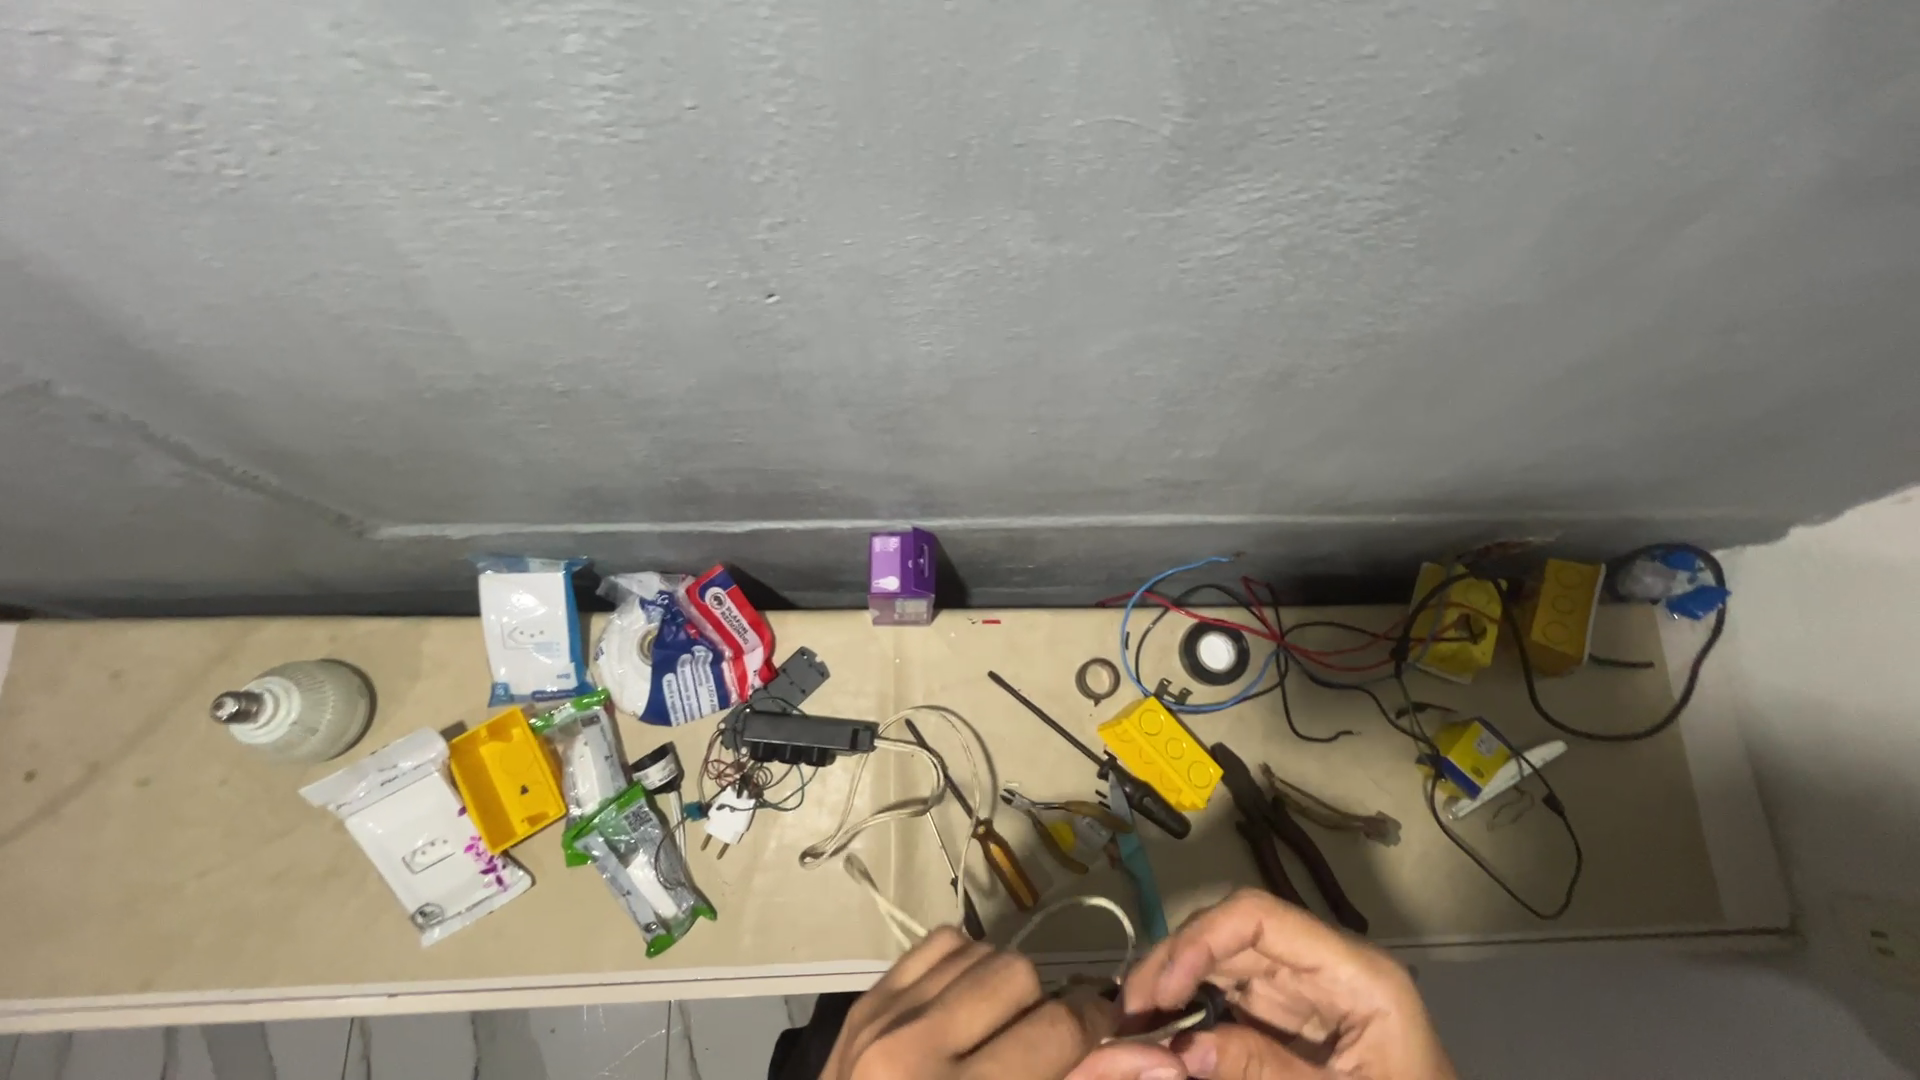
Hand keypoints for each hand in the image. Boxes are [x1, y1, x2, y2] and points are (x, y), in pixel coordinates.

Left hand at [823, 926, 1141, 1079]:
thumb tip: (1161, 1057)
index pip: (1057, 1029)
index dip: (1096, 1022)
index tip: (1106, 1027)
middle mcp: (915, 1050)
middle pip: (1018, 975)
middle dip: (1043, 1005)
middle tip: (1040, 1041)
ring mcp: (882, 1018)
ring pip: (980, 951)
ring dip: (1003, 984)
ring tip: (999, 1026)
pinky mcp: (866, 1001)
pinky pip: (938, 944)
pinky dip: (963, 963)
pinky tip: (963, 1003)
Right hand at [1073, 889, 1456, 1078]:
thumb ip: (1263, 1071)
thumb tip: (1180, 1047)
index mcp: (1354, 973)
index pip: (1259, 917)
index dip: (1201, 940)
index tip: (1162, 990)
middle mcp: (1324, 964)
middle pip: (1232, 934)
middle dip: (1175, 962)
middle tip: (1129, 1010)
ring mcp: (1306, 988)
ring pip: (1223, 960)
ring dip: (1175, 982)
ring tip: (1135, 1019)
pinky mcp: (1293, 1017)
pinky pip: (1230, 996)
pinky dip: (1193, 1007)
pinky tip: (1164, 1026)